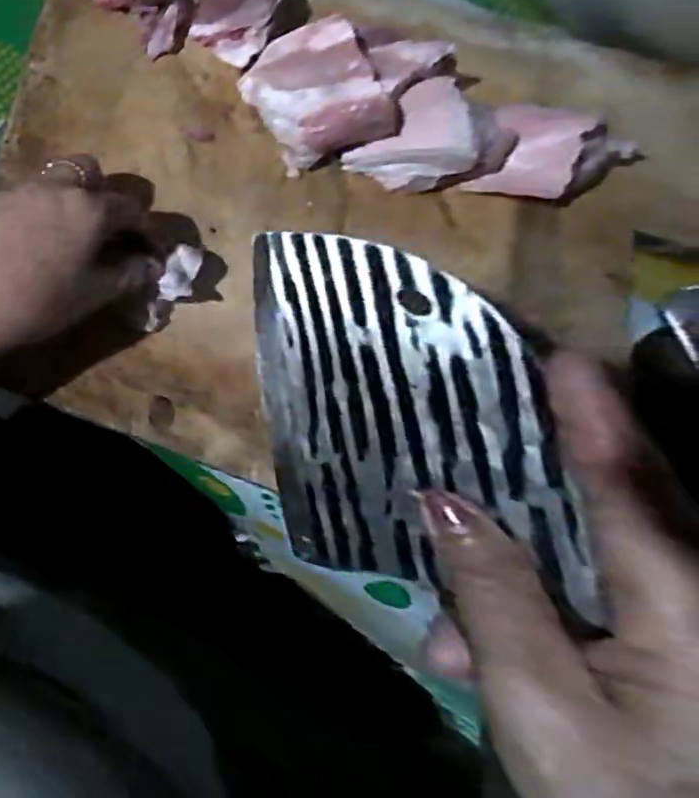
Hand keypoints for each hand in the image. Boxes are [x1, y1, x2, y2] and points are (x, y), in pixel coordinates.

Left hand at [0, 154, 158, 358]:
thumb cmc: (37, 304)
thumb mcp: (91, 295)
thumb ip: (126, 273)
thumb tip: (147, 263)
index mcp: (87, 207)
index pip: (128, 207)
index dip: (142, 228)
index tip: (144, 247)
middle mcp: (51, 189)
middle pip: (85, 170)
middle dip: (98, 191)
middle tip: (96, 226)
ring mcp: (11, 193)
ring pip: (45, 182)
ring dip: (58, 198)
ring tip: (55, 232)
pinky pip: (12, 200)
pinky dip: (24, 212)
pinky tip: (16, 240)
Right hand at [417, 355, 698, 796]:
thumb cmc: (618, 790)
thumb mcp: (536, 697)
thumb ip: (490, 592)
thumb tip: (441, 499)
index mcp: (692, 618)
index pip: (630, 496)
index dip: (596, 424)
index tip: (566, 360)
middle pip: (618, 519)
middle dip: (542, 487)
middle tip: (483, 450)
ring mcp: (685, 639)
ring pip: (584, 570)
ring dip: (499, 586)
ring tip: (448, 648)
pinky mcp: (667, 660)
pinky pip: (586, 604)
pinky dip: (518, 615)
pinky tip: (469, 657)